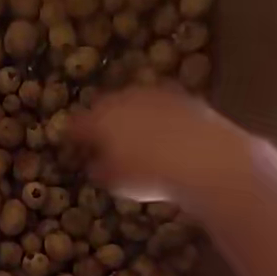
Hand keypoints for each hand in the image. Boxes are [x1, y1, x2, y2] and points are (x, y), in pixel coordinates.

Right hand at [70, 86, 253, 207]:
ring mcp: (153, 93)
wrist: (204, 157)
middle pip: (103, 107)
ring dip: (130, 115)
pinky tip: (164, 132)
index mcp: (99, 120)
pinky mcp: (181, 95)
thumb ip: (100, 170)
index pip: (76, 124)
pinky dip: (157, 116)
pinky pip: (160, 104)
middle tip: (103, 139)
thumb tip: (95, 165)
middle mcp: (122, 100)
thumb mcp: (116, 182)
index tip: (72, 146)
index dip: (72, 136)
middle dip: (101, 121)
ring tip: (135, 135)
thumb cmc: (150, 175)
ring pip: (132, 101)